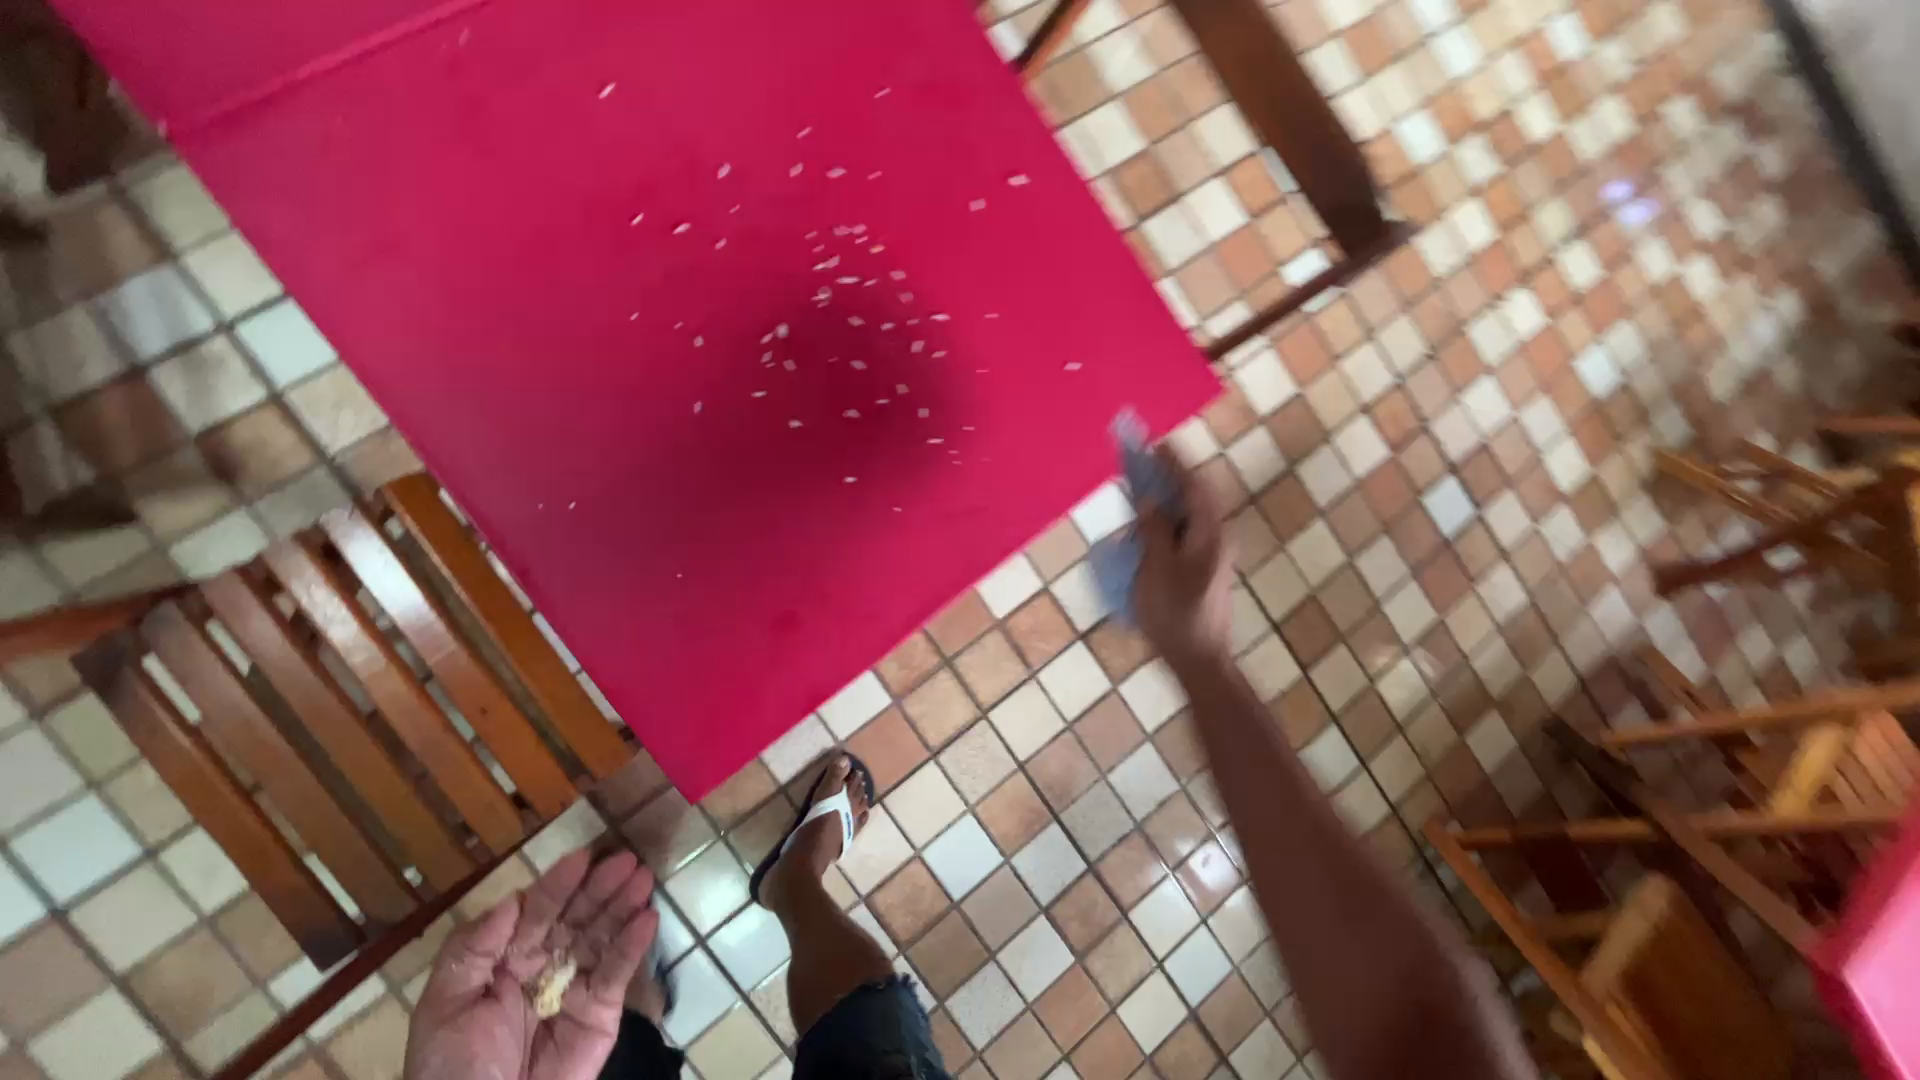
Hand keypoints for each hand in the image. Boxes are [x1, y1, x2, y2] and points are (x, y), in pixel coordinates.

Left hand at [405, 850, 658, 1079]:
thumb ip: (471, 951)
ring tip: (643, 877)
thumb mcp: (443, 1008)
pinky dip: (634, 945)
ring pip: (603, 936)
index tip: (582, 857)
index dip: (558, 884)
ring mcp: (576, 985)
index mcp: (505, 959)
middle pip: (577, 916)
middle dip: (600, 887)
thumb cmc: (454, 1068)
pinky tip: (647, 919)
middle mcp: (544, 964)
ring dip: (623, 905)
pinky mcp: (602, 1010)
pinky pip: (618, 972)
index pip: (536, 912)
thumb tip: (511, 901)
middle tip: (626, 859)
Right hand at [1133, 444, 1233, 664]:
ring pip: (1190, 515)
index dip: (1174, 464)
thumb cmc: (1175, 614)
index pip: (1193, 486)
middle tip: (1144, 463)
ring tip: (1142, 488)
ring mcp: (1213, 553)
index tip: (1156, 444)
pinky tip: (1149, 525)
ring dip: (1167, 500)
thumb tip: (1147, 499)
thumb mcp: (1157, 569)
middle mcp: (1216, 538)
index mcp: (1209, 534)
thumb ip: (1153, 530)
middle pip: (1194, 497)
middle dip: (1170, 478)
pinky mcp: (1204, 567)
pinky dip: (1168, 521)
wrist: (1199, 657)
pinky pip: (1186, 531)